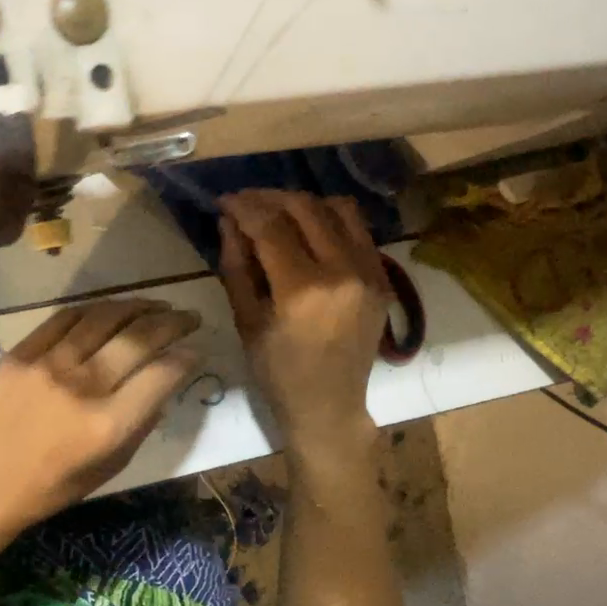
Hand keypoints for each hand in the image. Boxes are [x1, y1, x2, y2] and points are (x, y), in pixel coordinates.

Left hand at [0, 299, 200, 537]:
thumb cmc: (52, 487)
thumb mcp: (110, 467)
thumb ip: (140, 424)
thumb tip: (163, 384)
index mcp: (108, 425)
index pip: (162, 374)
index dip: (187, 357)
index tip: (197, 350)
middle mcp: (82, 387)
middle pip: (138, 337)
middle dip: (173, 321)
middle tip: (189, 317)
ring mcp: (47, 364)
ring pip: (103, 317)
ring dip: (137, 306)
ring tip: (156, 305)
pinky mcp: (20, 353)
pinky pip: (64, 318)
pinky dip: (94, 310)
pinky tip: (110, 310)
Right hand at [220, 190, 389, 449]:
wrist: (328, 407)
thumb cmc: (277, 373)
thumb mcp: (247, 322)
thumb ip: (237, 267)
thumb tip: (229, 222)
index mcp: (303, 291)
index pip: (271, 227)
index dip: (244, 207)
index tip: (224, 201)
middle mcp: (342, 273)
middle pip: (305, 208)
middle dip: (270, 198)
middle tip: (246, 203)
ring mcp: (369, 273)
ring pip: (338, 209)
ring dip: (304, 203)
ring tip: (279, 213)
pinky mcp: (382, 277)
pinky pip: (359, 230)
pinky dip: (331, 220)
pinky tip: (309, 231)